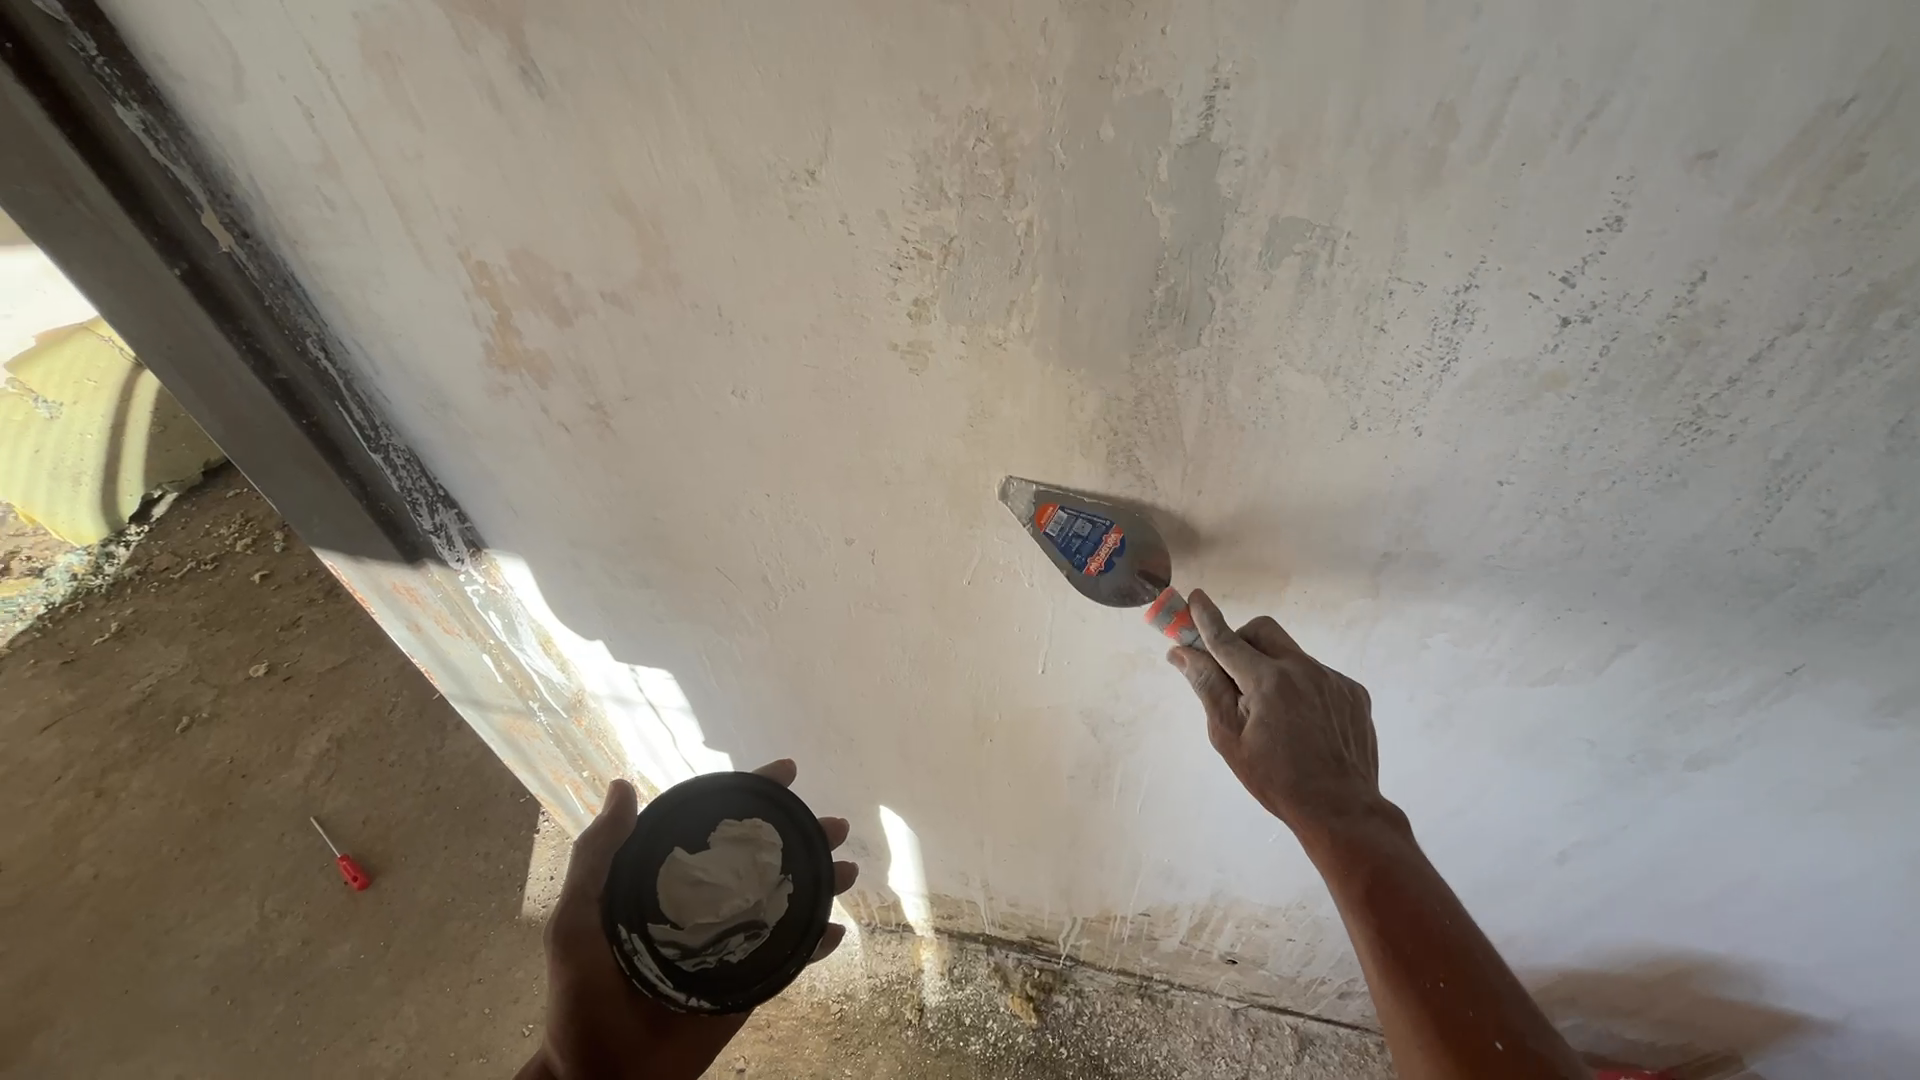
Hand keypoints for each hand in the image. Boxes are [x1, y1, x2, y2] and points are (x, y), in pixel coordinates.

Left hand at [520, 760, 858, 1079]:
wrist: (602, 1079)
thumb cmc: (582, 999)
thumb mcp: (576, 922)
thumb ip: (596, 857)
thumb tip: (623, 786)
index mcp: (673, 880)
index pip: (718, 823)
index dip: (754, 793)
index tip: (787, 771)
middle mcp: (709, 902)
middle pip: (765, 857)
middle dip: (805, 835)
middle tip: (835, 825)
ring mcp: (733, 941)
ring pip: (787, 900)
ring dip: (821, 881)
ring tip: (847, 869)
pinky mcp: (748, 983)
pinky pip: (790, 957)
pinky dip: (816, 942)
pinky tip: (835, 929)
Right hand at [1168, 590, 1380, 832]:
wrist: (1342, 810)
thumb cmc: (1274, 779)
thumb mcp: (1228, 737)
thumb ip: (1207, 687)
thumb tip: (1182, 653)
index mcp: (1268, 681)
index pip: (1226, 640)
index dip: (1206, 618)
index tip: (1195, 598)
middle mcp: (1303, 669)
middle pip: (1263, 630)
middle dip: (1242, 640)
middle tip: (1232, 672)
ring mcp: (1332, 679)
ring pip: (1290, 654)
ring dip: (1271, 668)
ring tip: (1273, 713)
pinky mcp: (1353, 692)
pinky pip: (1316, 674)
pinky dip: (1299, 687)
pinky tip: (1301, 723)